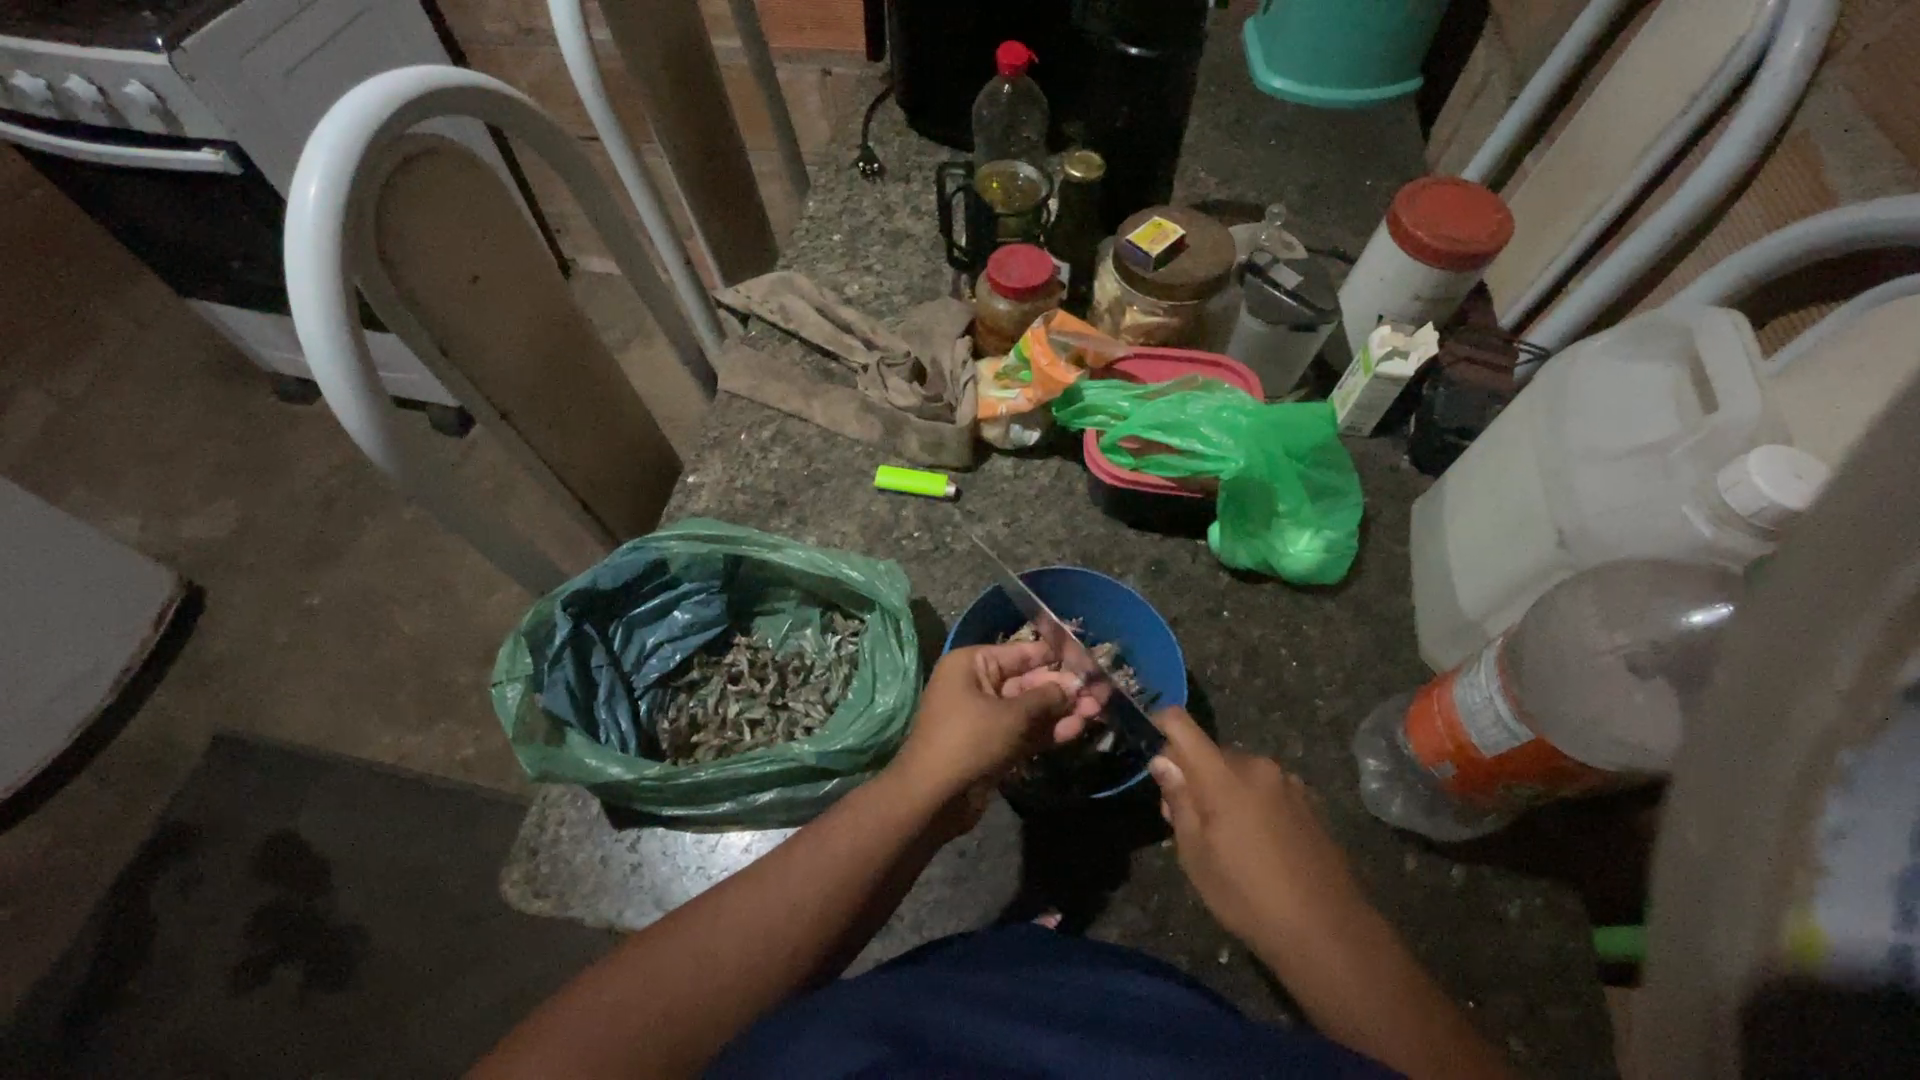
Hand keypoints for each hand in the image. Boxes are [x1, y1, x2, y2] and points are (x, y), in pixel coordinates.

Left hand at [890, 642, 1099, 803]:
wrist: (933, 797)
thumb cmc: (969, 740)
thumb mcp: (1012, 715)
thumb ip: (1046, 698)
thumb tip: (1073, 686)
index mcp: (972, 665)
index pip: (1020, 653)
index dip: (1055, 656)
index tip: (1088, 659)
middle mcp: (977, 685)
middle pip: (1028, 682)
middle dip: (1063, 688)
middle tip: (1101, 692)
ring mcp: (984, 718)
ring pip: (1030, 709)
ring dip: (1061, 711)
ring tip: (1098, 711)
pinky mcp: (993, 746)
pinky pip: (1024, 732)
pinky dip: (1048, 731)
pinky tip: (1078, 729)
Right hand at [1148, 706, 1365, 947]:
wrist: (1328, 930)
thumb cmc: (1247, 895)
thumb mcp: (1195, 855)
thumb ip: (1179, 800)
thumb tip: (1163, 761)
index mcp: (1224, 775)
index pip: (1181, 725)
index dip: (1159, 725)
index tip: (1150, 750)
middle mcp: (1257, 766)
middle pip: (1209, 753)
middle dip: (1191, 776)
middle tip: (1182, 821)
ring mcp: (1288, 783)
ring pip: (1237, 773)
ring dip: (1221, 791)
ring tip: (1222, 839)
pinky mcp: (1307, 802)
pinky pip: (1263, 789)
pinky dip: (1249, 803)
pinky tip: (1256, 845)